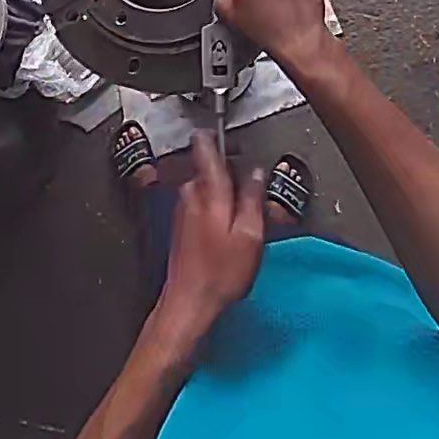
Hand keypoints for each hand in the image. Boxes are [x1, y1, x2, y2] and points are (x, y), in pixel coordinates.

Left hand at [156, 133, 267, 335]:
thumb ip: (253, 198)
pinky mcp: (182, 220)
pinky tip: (230, 229)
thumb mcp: (250, 235)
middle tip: (253, 189)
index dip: (220, 135)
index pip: (205, 144)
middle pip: (211, 165)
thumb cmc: (220, 272)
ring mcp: (183, 205)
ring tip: (245, 216)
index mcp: (208, 189)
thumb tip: (256, 173)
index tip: (235, 139)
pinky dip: (218, 206)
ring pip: (208, 184)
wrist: (188, 302)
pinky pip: (203, 200)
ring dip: (227, 192)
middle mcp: (191, 191)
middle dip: (233, 171)